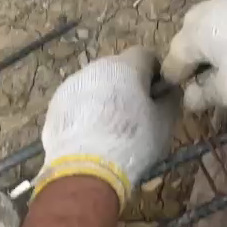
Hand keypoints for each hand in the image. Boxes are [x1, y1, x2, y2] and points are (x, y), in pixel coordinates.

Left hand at [33, 47, 178, 207]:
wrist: (84, 171)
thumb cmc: (132, 142)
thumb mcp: (165, 122)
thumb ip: (170, 99)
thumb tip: (168, 90)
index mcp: (125, 66)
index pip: (146, 55)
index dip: (155, 74)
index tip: (157, 96)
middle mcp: (97, 67)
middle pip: (119, 69)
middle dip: (128, 85)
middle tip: (136, 115)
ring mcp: (72, 84)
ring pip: (96, 84)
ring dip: (105, 98)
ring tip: (109, 130)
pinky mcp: (56, 103)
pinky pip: (78, 101)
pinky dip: (86, 112)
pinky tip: (90, 137)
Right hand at [161, 0, 226, 135]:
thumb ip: (204, 92)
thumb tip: (191, 97)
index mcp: (198, 29)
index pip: (177, 52)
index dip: (175, 71)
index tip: (176, 85)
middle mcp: (216, 5)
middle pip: (195, 24)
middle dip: (194, 45)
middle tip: (200, 69)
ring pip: (220, 13)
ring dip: (217, 31)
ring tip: (226, 55)